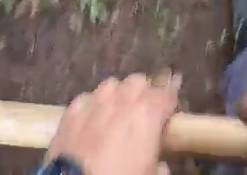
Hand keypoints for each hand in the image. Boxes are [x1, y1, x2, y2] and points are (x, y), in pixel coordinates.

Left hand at [47, 74, 179, 174]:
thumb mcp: (152, 174)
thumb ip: (161, 162)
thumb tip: (161, 163)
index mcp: (148, 112)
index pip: (167, 92)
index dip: (172, 92)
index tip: (174, 93)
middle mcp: (123, 99)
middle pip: (138, 81)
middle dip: (143, 91)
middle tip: (145, 107)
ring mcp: (95, 102)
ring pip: (111, 84)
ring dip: (118, 94)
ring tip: (118, 109)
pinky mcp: (71, 112)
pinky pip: (87, 98)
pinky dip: (93, 104)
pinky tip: (92, 117)